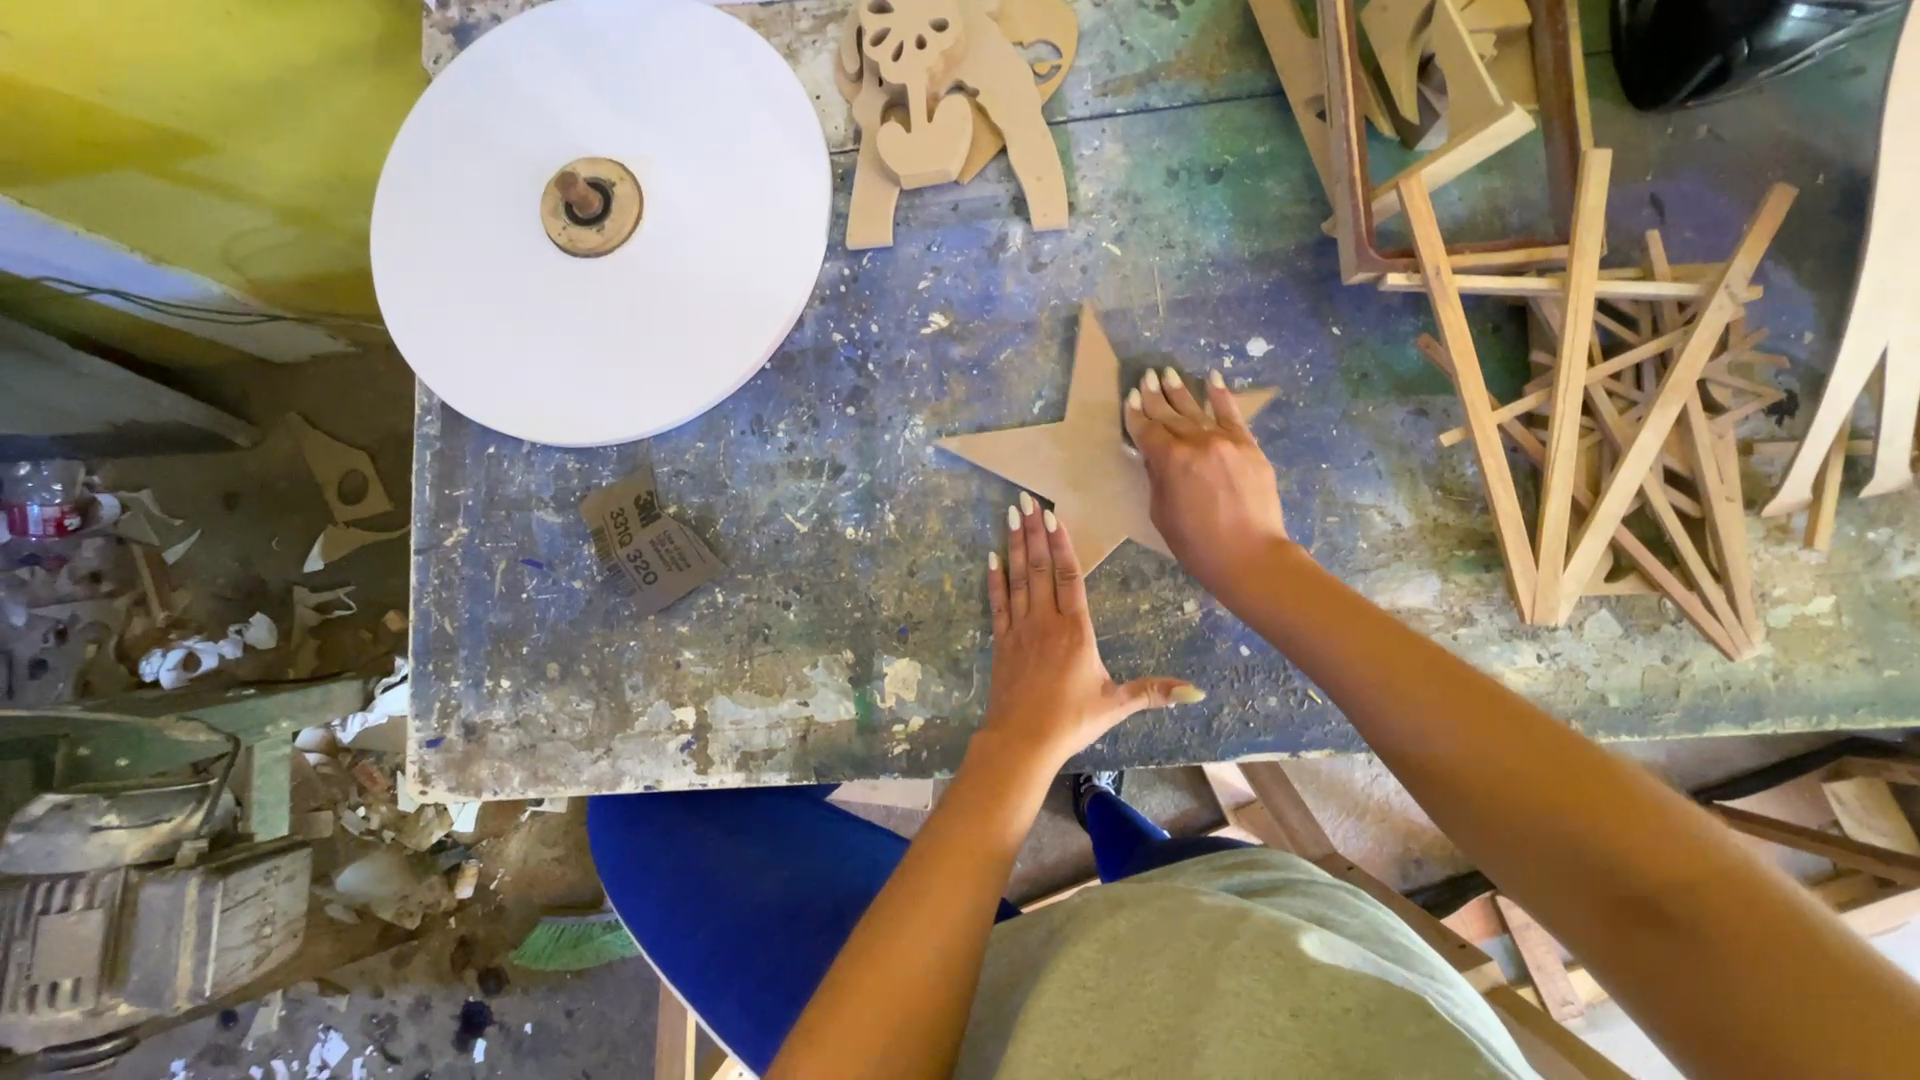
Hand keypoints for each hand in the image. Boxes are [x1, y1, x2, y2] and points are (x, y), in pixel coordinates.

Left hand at [979, 495, 1200, 770]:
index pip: (1070, 577)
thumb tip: (1197, 692)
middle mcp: (1047, 622)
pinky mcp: (1001, 643)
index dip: (1062, 544)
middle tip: (1025, 499)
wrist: (1022, 741)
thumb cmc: (1072, 721)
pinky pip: (998, 603)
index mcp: (1077, 631)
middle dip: (1034, 532)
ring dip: (1014, 545)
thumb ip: (1154, 692)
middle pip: (1040, 568)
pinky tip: (990, 557)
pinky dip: (994, 579)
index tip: (1053, 515)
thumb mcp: (1117, 704)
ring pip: (1017, 579)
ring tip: (1010, 514)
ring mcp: (1020, 630)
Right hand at [1123, 367, 1292, 592]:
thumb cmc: (1197, 544)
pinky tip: (1212, 379)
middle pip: (1170, 415)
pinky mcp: (1248, 446)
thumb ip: (1158, 479)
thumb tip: (1156, 457)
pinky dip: (1221, 396)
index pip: (1147, 430)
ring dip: (1180, 391)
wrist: (1249, 554)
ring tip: (1167, 373)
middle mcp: (1196, 442)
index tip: (1128, 399)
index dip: (1135, 415)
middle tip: (1145, 376)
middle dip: (1154, 396)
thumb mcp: (1162, 513)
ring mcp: (1225, 441)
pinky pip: (1232, 414)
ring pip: (1197, 410)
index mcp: (1169, 461)